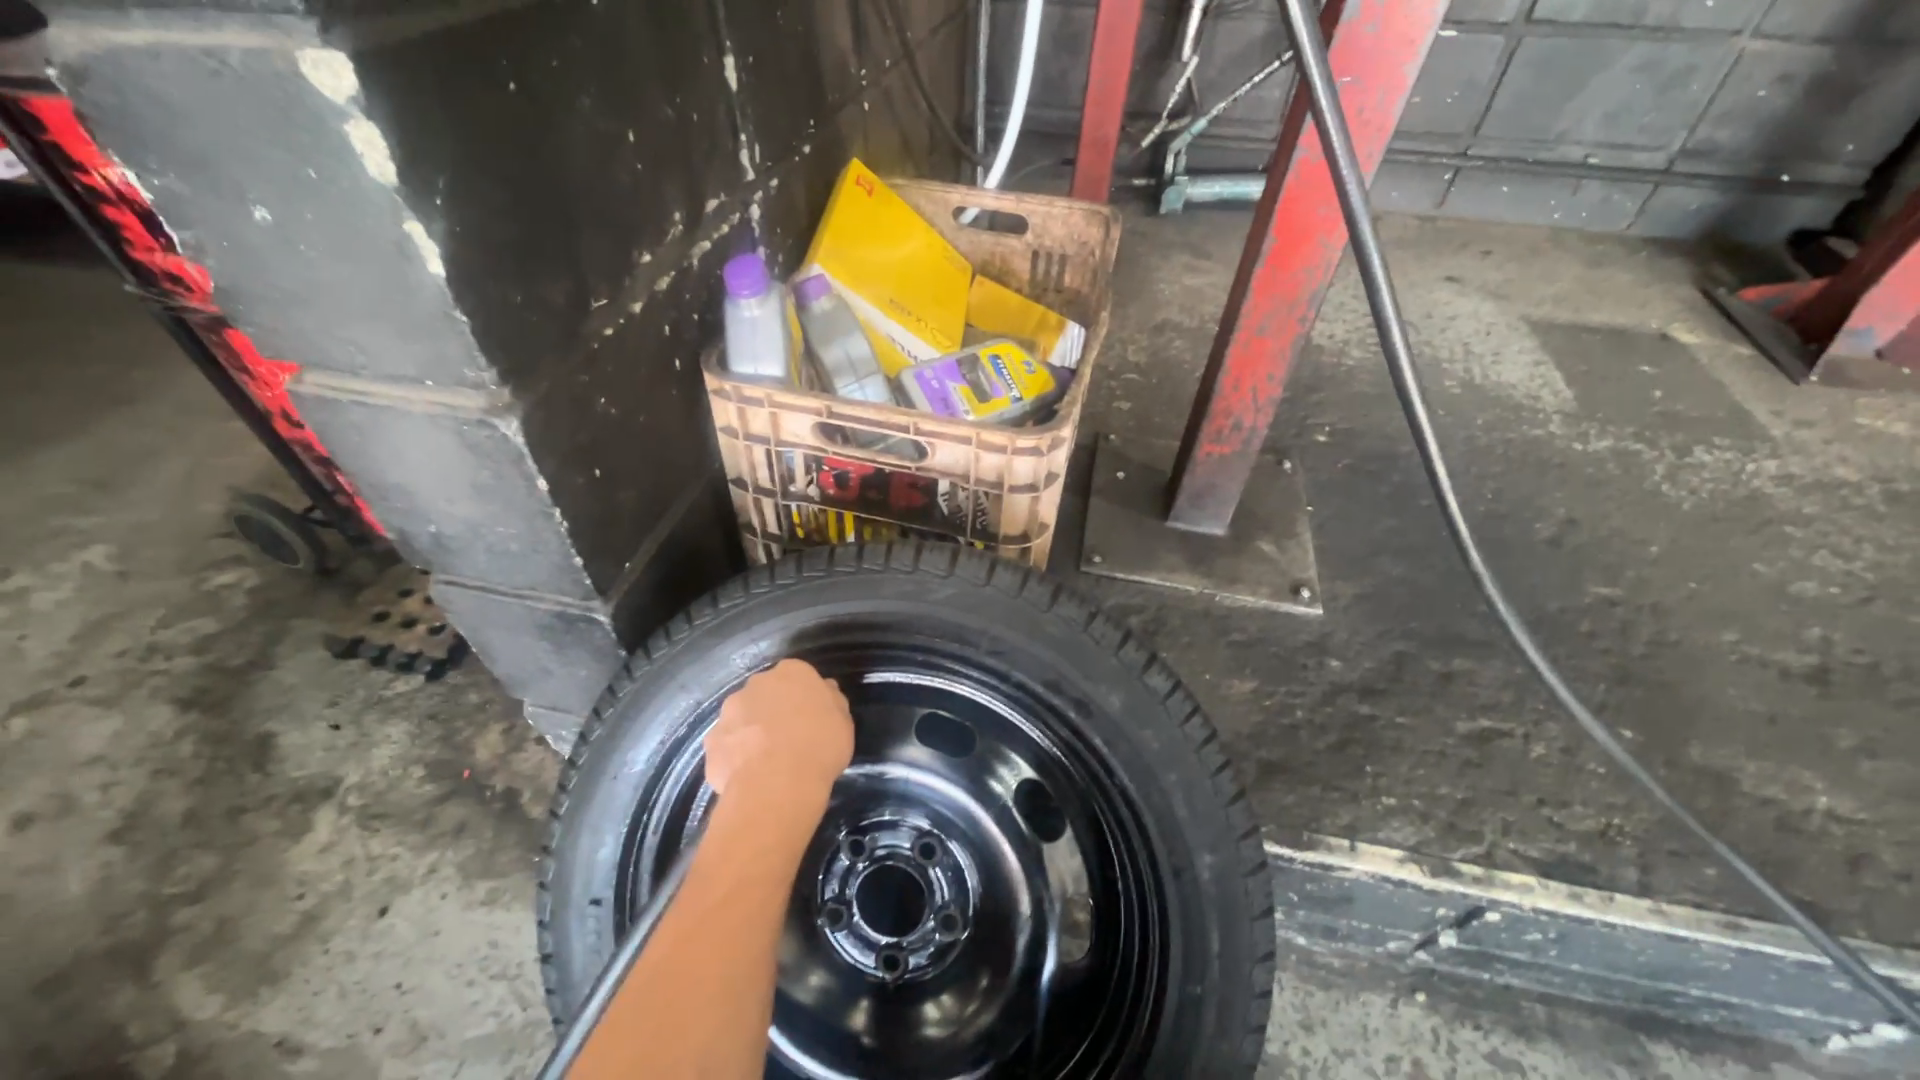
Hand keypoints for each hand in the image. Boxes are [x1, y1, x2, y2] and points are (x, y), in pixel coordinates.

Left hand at [704, 658, 854, 800]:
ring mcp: (727, 712)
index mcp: (792, 673)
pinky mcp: (711, 741)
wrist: (776, 782)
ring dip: (750, 732)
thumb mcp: (843, 722)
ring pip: (741, 718)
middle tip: (787, 738)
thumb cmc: (819, 746)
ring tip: (766, 762)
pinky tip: (748, 776)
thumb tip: (825, 691)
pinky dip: (734, 757)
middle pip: (765, 693)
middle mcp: (755, 684)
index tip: (810, 716)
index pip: (797, 675)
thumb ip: (831, 702)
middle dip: (772, 710)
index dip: (803, 696)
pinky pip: (726, 746)